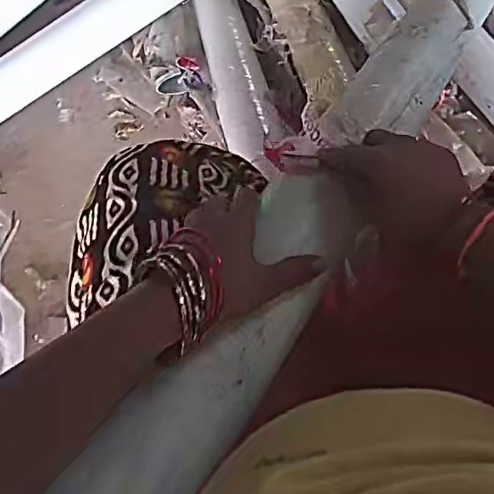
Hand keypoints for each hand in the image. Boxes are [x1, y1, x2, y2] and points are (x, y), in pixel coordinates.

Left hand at [182, 189, 324, 323]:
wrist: (176, 296)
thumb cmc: (225, 286)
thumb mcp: (263, 284)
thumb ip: (291, 273)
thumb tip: (322, 262)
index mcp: (236, 221)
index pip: (246, 196)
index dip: (252, 197)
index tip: (256, 202)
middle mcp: (212, 217)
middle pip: (220, 200)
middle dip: (227, 205)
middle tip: (236, 220)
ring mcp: (188, 226)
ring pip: (201, 212)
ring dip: (208, 218)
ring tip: (216, 234)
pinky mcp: (171, 240)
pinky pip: (186, 230)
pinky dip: (193, 235)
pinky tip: (196, 250)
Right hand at [318, 130, 470, 248]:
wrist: (459, 226)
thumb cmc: (412, 226)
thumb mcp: (375, 215)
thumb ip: (357, 191)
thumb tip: (347, 178)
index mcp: (375, 161)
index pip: (345, 154)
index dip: (332, 157)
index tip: (323, 159)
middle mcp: (397, 146)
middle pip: (372, 138)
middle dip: (364, 149)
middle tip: (361, 166)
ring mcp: (421, 146)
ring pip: (397, 141)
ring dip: (389, 152)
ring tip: (390, 171)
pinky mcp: (442, 152)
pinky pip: (419, 149)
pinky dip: (412, 158)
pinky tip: (415, 174)